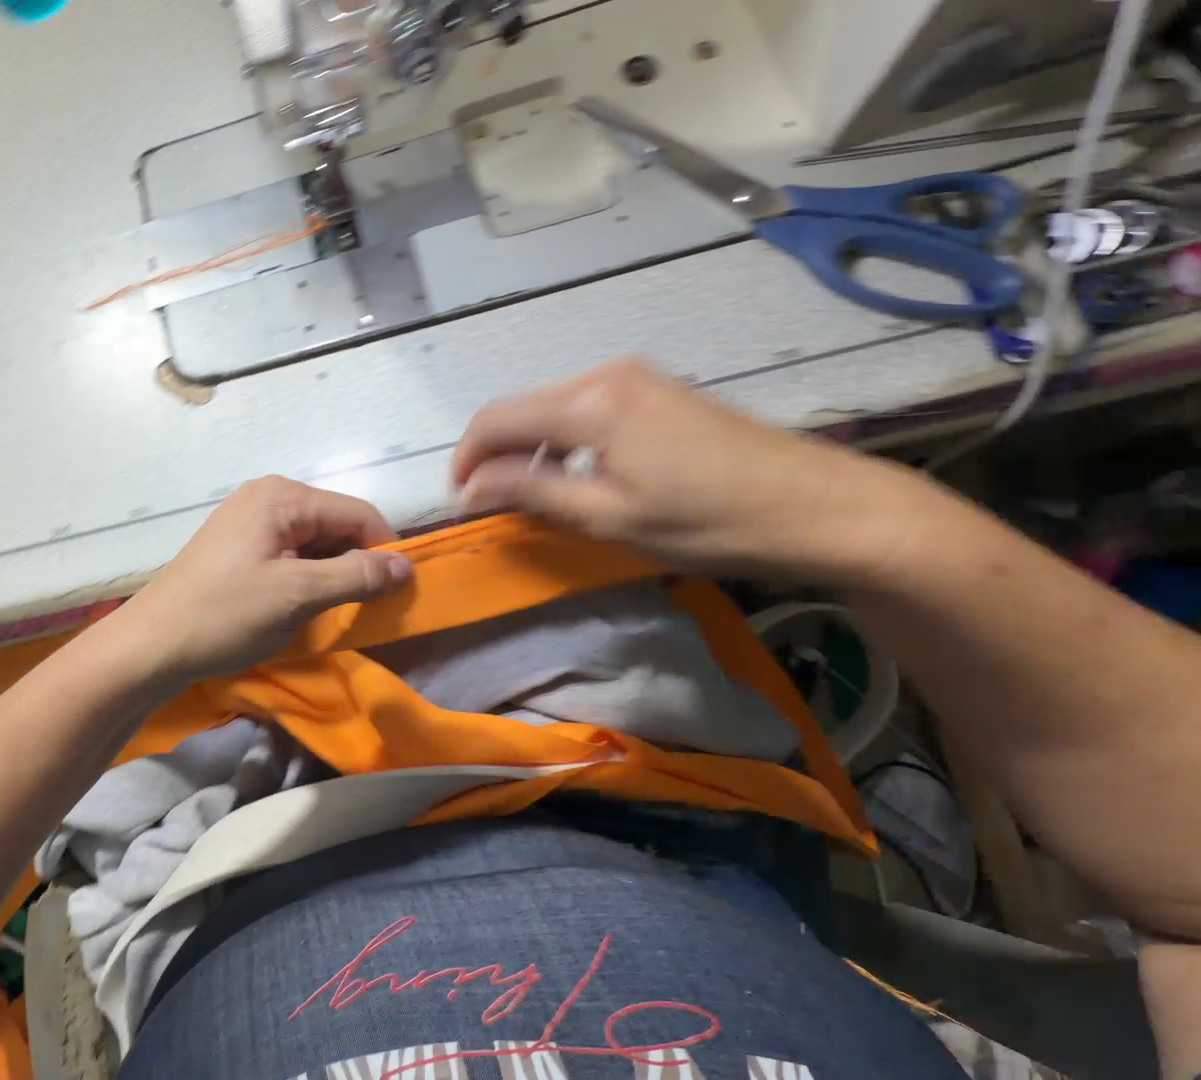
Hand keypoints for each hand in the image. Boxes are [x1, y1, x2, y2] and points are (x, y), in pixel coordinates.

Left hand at [107, 476, 412, 681]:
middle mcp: (267, 496)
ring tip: (334, 611)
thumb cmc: (226, 615)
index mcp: (283, 497)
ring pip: (314, 542)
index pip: (358, 513)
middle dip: (357, 563)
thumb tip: (406, 566)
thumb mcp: (298, 596)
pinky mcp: (237, 546)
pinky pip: (289, 553)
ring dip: (331, 574)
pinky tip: (303, 606)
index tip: (400, 593)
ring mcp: (249, 520)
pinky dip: (306, 577)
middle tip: (367, 608)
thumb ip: (356, 576)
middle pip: (336, 524)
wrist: (152, 644)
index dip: (385, 551)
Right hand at [451, 357, 945, 581]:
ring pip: (553, 406)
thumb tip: (470, 486)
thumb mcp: (610, 517)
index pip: (496, 417)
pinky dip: (564, 438)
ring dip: (530, 446)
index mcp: (590, 402)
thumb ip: (533, 491)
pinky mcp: (660, 389)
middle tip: (493, 504)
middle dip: (496, 452)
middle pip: (522, 406)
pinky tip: (579, 473)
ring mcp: (638, 377)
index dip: (466, 458)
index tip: (460, 501)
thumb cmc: (709, 521)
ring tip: (531, 494)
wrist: (820, 505)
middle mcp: (607, 374)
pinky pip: (586, 407)